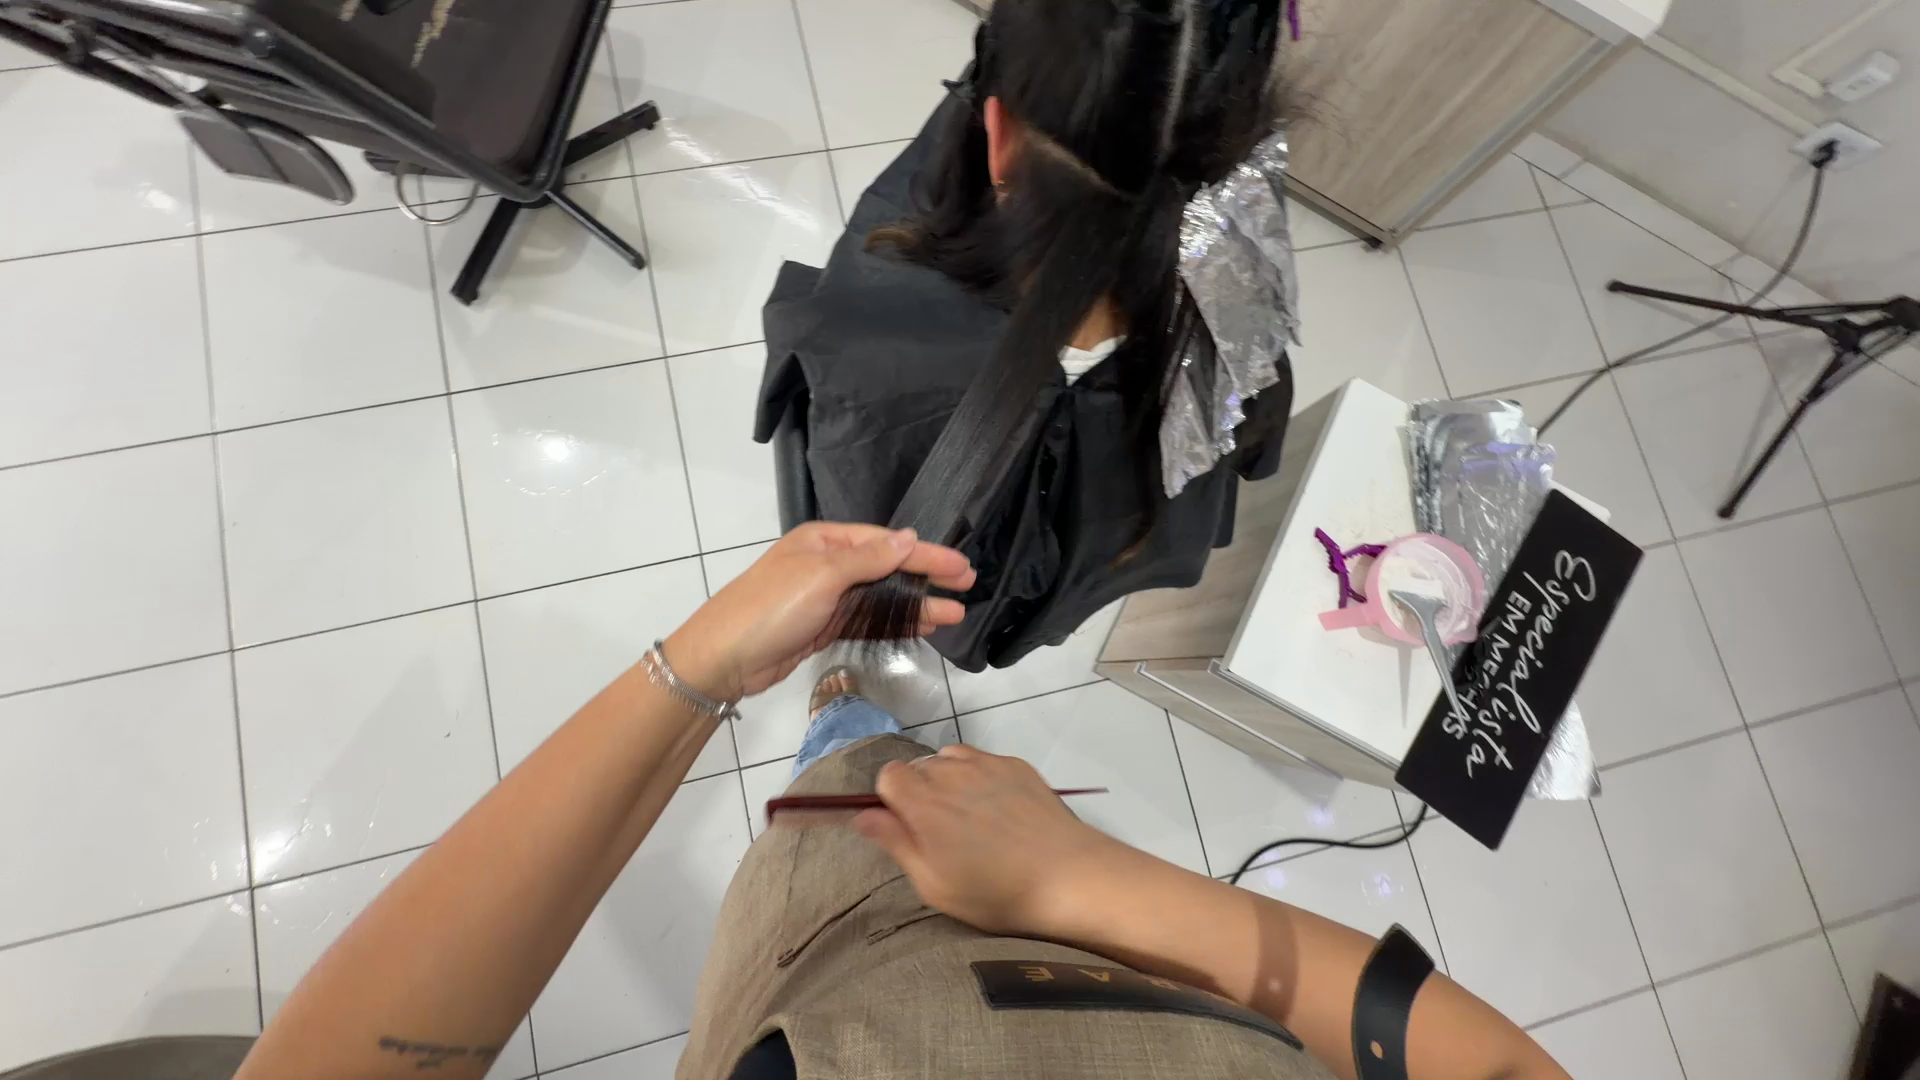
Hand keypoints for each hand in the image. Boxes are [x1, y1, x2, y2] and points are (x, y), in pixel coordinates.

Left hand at [662, 522, 975, 701]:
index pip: (887, 543)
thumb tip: (910, 537)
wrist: (723, 659)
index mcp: (826, 540)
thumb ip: (869, 558)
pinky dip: (895, 623)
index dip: (926, 554)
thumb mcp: (822, 575)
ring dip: (917, 604)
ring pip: (883, 597)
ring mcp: (828, 598)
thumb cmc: (771, 608)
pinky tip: (922, 626)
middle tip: (967, 584)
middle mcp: (830, 564)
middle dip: (928, 577)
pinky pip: (869, 621)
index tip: (961, 566)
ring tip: (954, 613)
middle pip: (889, 567)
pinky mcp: (826, 627)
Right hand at [852, 744, 1126, 936]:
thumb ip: (895, 842)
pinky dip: (980, 776)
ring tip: (970, 816)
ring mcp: (986, 763)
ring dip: (949, 780)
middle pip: (919, 767)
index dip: (891, 799)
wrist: (1066, 874)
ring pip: (949, 759)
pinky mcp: (1016, 763)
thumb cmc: (994, 892)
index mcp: (924, 802)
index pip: (888, 775)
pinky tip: (999, 808)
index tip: (907, 825)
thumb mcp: (934, 884)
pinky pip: (983, 759)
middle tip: (942, 831)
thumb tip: (862, 815)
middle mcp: (951, 772)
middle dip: (920, 791)